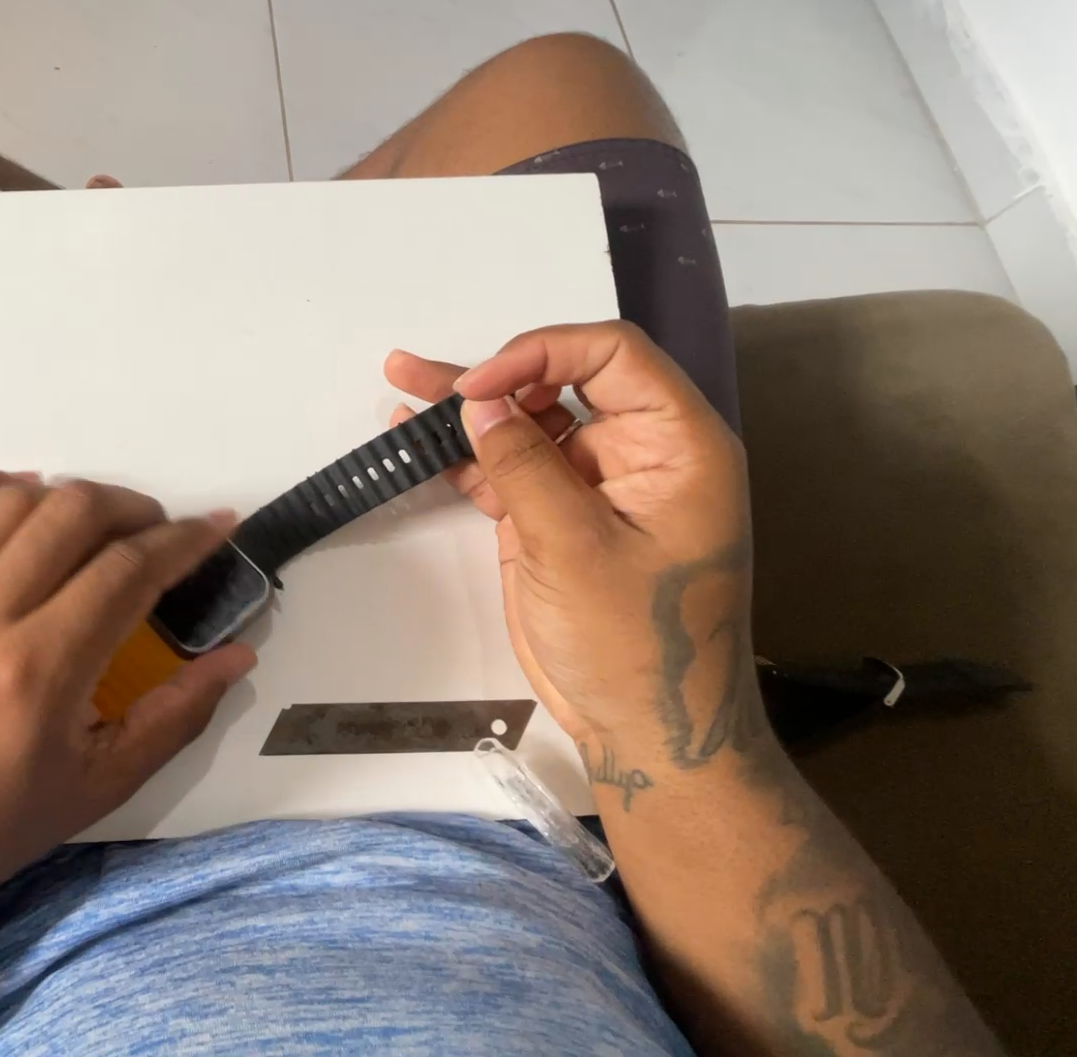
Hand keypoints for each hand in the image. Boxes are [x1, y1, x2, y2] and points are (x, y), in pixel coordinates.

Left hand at [0, 472, 255, 912]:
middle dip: (133, 507)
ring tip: (98, 525)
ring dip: (69, 495)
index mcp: (42, 670)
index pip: (128, 570)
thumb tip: (238, 655)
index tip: (216, 525)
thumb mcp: (105, 783)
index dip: (184, 540)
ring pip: (13, 501)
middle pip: (72, 513)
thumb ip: (178, 713)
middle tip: (157, 533)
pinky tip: (22, 500)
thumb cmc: (1, 823)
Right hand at [385, 323, 757, 766]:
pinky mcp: (549, 515)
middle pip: (558, 383)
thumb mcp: (575, 546)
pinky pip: (504, 468)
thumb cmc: (632, 640)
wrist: (638, 724)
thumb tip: (478, 401)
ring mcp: (586, 484)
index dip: (539, 352)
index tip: (475, 387)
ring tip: (402, 383)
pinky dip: (462, 457)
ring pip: (522, 424)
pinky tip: (416, 441)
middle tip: (416, 375)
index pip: (611, 357)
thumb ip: (524, 465)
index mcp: (674, 444)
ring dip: (464, 411)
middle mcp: (633, 452)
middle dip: (489, 376)